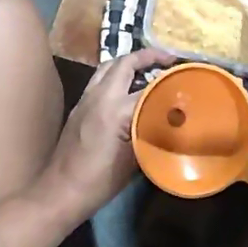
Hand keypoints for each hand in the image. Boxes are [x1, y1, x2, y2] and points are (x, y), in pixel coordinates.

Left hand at [34, 48, 172, 218]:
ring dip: (129, 62)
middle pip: (125, 63)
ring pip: (108, 66)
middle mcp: (100, 95)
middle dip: (147, 56)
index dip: (168, 80)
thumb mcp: (134, 158)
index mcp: (116, 109)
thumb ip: (150, 130)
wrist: (62, 190)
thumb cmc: (101, 180)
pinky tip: (127, 87)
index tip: (185, 76)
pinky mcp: (79, 104)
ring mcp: (86, 97)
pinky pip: (99, 78)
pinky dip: (116, 74)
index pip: (149, 86)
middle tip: (168, 59)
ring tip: (148, 68)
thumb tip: (169, 118)